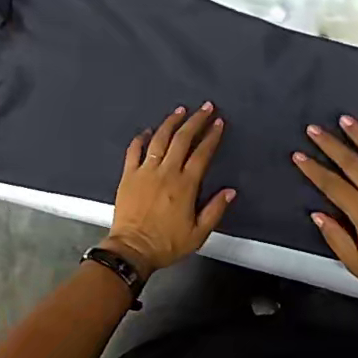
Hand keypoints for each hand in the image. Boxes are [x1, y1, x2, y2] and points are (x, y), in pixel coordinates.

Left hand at [104, 102, 236, 276]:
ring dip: (171, 122)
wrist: (132, 249)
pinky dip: (141, 138)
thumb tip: (229, 191)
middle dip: (196, 120)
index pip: (202, 153)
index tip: (218, 124)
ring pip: (159, 139)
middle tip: (205, 108)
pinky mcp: (128, 175)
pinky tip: (147, 130)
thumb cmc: (166, 243)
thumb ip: (215, 210)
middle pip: (182, 139)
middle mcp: (165, 172)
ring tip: (180, 110)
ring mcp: (145, 171)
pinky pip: (134, 150)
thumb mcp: (198, 233)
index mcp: (185, 185)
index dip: (212, 136)